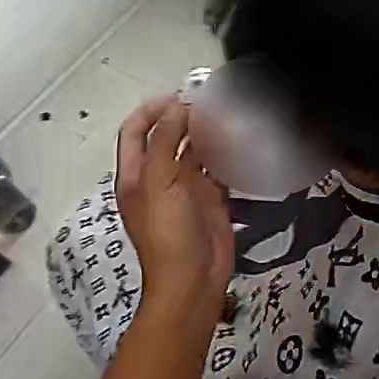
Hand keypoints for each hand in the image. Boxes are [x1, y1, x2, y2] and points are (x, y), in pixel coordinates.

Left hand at [114, 97, 234, 327]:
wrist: (192, 281)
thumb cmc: (167, 234)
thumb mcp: (158, 184)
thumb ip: (164, 143)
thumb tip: (177, 108)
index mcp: (136, 175)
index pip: (136, 130)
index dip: (152, 110)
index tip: (179, 98)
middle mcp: (159, 178)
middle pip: (168, 137)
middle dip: (186, 118)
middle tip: (212, 104)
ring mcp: (186, 189)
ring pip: (195, 151)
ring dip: (208, 134)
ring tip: (230, 118)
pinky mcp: (211, 200)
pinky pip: (218, 170)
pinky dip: (227, 155)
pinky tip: (242, 144)